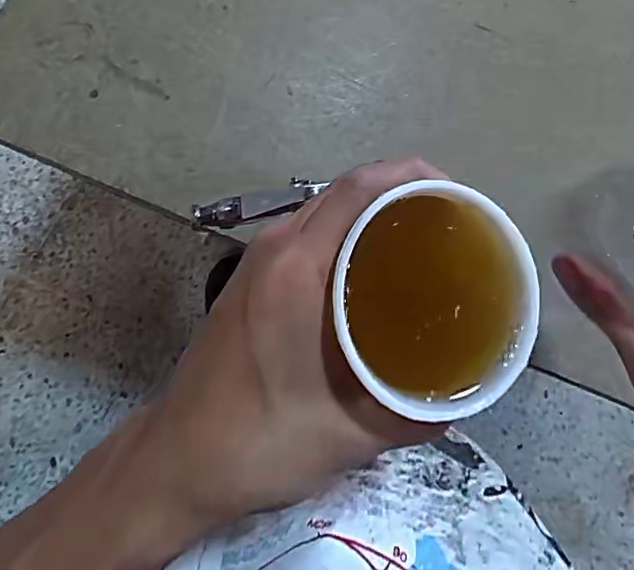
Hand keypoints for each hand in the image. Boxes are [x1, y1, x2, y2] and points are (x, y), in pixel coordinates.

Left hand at [0, 159, 451, 569]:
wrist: (177, 458)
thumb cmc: (260, 439)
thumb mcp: (347, 433)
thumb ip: (409, 414)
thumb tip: (457, 401)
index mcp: (298, 266)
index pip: (357, 189)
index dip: (408, 175)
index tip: (452, 194)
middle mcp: (276, 245)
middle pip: (344, 190)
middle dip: (398, 189)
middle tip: (445, 219)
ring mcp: (259, 256)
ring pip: (325, 207)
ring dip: (371, 209)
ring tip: (416, 237)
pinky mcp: (252, 274)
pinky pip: (310, 230)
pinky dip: (346, 230)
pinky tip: (369, 265)